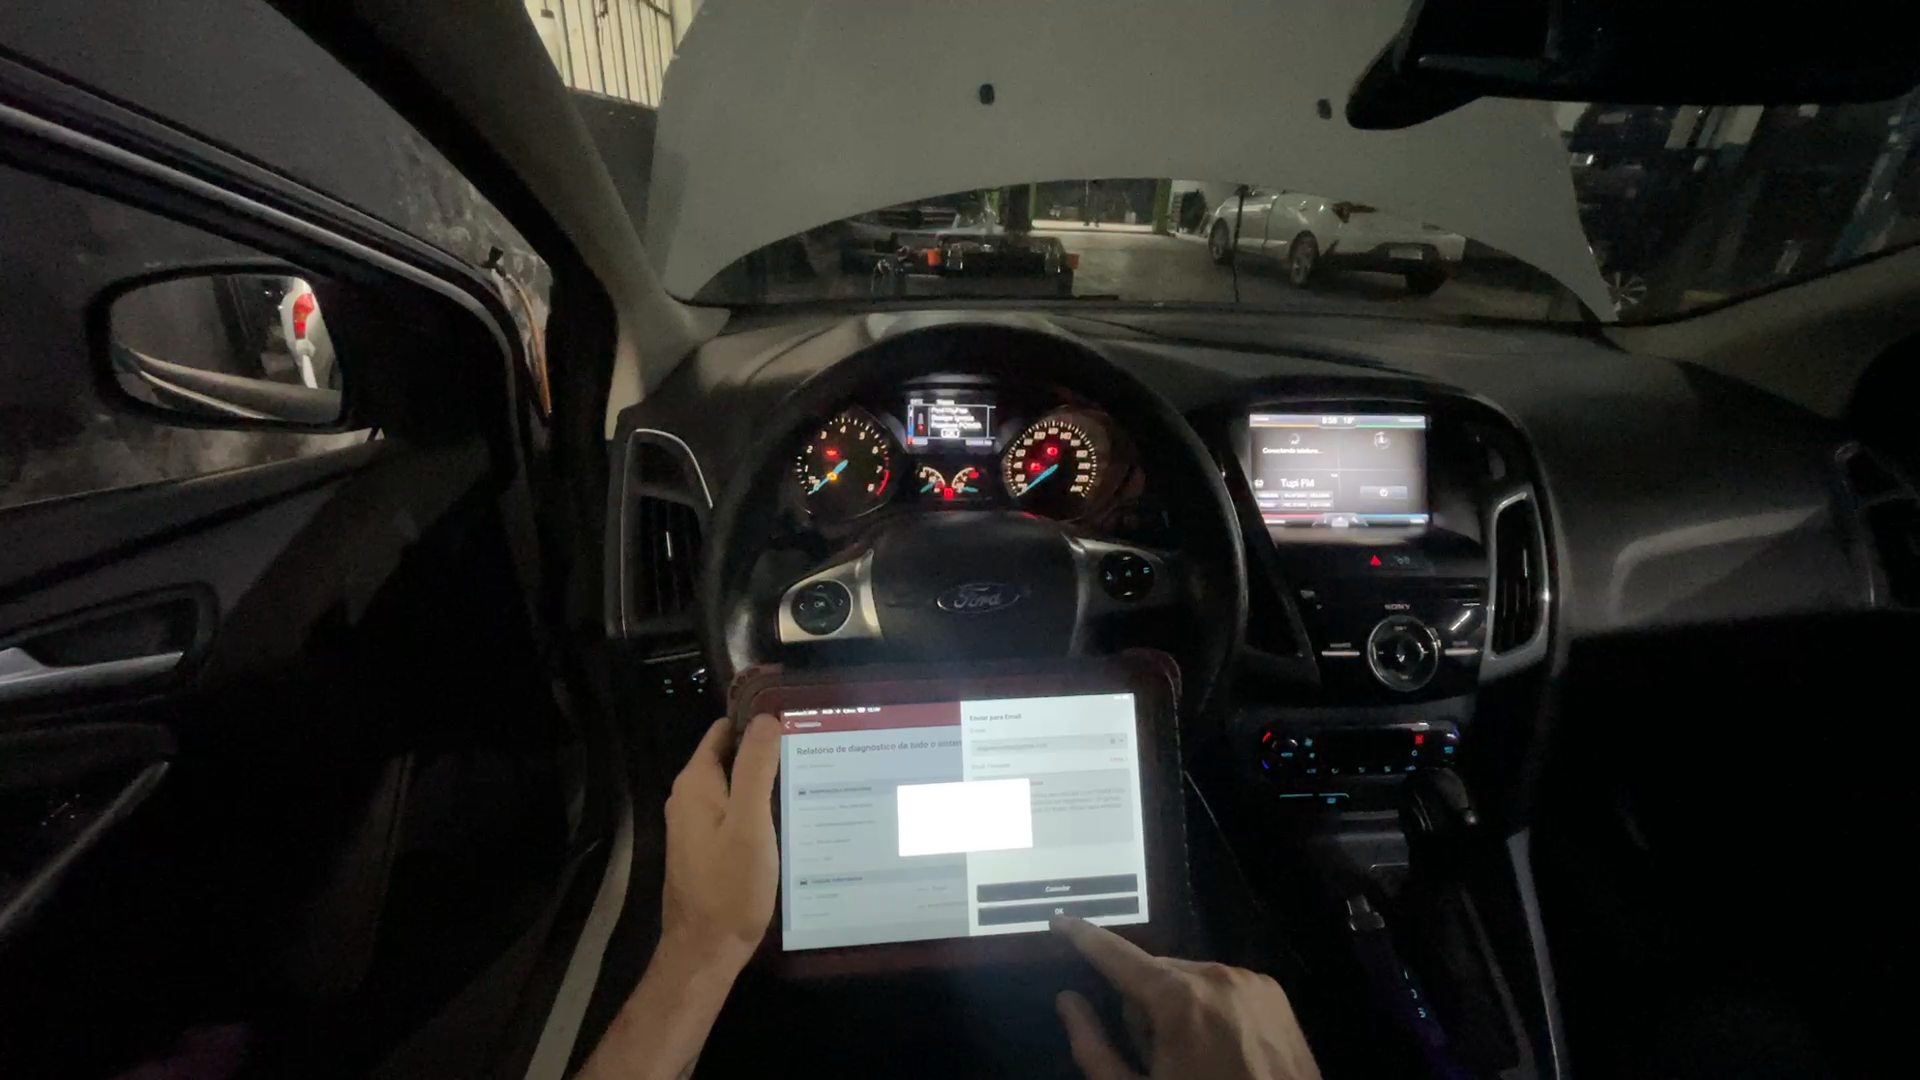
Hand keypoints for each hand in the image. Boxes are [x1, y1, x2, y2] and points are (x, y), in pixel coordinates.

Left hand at [578, 716, 780, 1079]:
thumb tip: (766, 718)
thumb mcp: (750, 823)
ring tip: (811, 776)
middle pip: (732, 756)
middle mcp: (691, 797)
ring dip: (768, 780)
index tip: (797, 721)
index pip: (725, 731)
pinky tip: (792, 812)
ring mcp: (698, 823)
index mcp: (696, 784)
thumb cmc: (730, 887)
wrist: (706, 953)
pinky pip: (737, 810)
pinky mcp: (708, 845)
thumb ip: (756, 768)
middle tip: (813, 749)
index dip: (758, 722)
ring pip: (737, 785)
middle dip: (768, 751)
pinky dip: (761, 805)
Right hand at [1052, 917, 1322, 1079]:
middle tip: (1153, 1056)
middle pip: (1153, 973)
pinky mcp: (1273, 991)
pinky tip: (1223, 1048)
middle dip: (1142, 1004)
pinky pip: (1222, 985)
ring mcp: (1249, 979)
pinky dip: (1210, 1006)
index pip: (1116, 954)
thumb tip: (1067, 1000)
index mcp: (1178, 999)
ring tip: (1193, 1057)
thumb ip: (1094, 1048)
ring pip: (1187, 977)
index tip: (1057, 922)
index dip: (1082, 936)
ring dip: (1177, 1004)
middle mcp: (1214, 973)